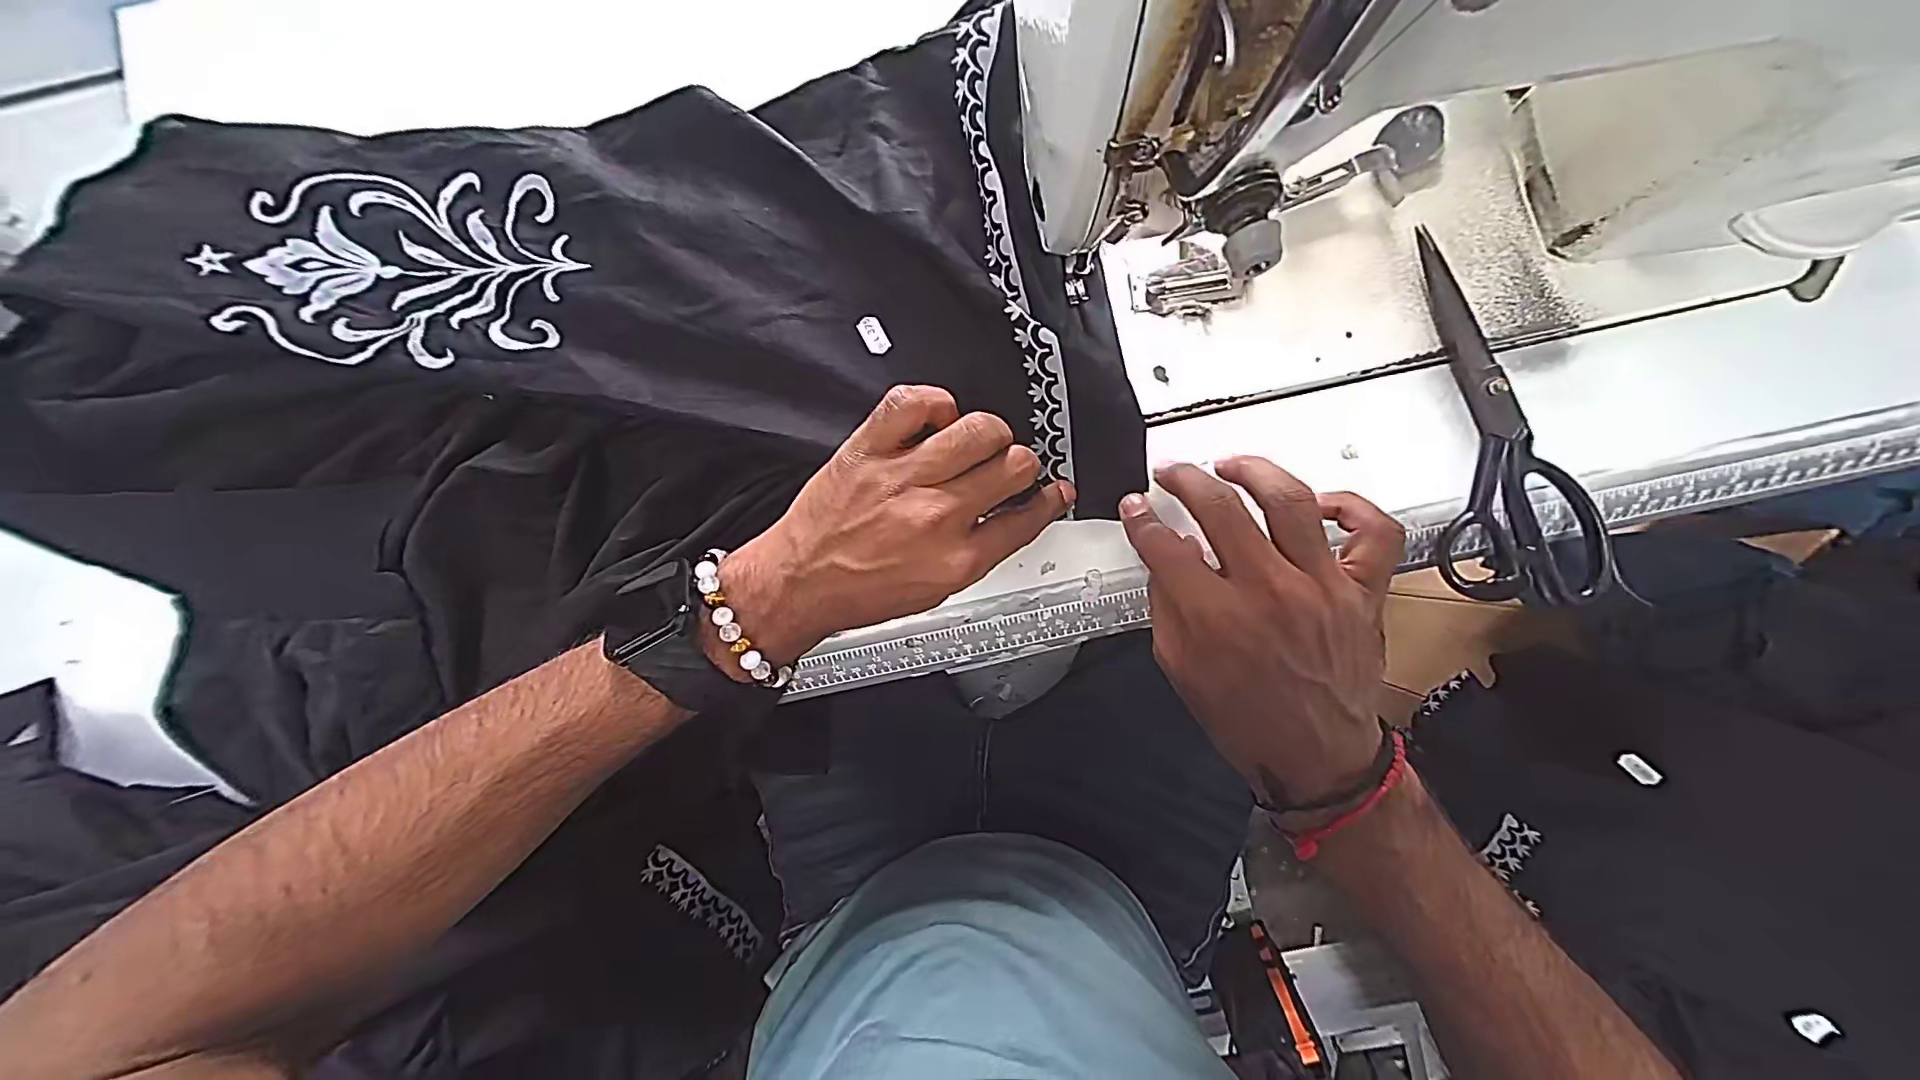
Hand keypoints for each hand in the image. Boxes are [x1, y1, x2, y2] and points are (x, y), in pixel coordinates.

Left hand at [713, 385, 1074, 667]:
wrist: (798, 585)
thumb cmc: (860, 591)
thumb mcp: (936, 589)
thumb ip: (981, 551)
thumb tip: (1013, 517)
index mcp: (957, 558)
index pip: (1026, 517)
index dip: (1048, 500)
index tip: (1052, 490)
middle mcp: (936, 515)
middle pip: (1014, 466)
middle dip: (1022, 464)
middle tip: (1008, 467)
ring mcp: (902, 478)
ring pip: (979, 429)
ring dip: (989, 433)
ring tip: (975, 443)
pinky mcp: (869, 451)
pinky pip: (914, 402)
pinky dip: (934, 402)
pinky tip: (935, 421)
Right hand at [1120, 458, 1404, 806]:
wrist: (1317, 757)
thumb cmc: (1250, 721)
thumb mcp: (1180, 669)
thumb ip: (1167, 607)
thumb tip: (1166, 559)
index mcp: (1216, 618)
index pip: (1164, 545)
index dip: (1141, 519)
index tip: (1137, 508)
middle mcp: (1269, 594)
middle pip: (1220, 507)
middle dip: (1185, 480)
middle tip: (1174, 474)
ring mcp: (1321, 588)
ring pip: (1290, 501)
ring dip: (1254, 471)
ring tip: (1233, 465)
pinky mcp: (1361, 593)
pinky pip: (1373, 531)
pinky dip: (1350, 505)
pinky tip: (1320, 501)